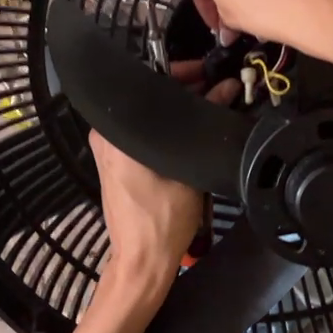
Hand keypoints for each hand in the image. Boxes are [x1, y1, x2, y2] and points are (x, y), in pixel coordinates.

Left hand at [89, 75, 238, 303]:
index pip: (147, 82)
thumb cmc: (161, 221)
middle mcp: (106, 133)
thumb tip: (227, 89)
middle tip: (216, 85)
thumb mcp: (189, 167)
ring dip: (177, 106)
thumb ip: (205, 124)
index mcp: (115, 131)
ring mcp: (108, 147)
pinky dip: (166, 123)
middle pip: (146, 96)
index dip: (180, 72)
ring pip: (146, 112)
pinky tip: (193, 123)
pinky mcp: (117, 161)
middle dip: (182, 88)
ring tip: (211, 100)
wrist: (142, 262)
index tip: (206, 70)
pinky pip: (142, 130)